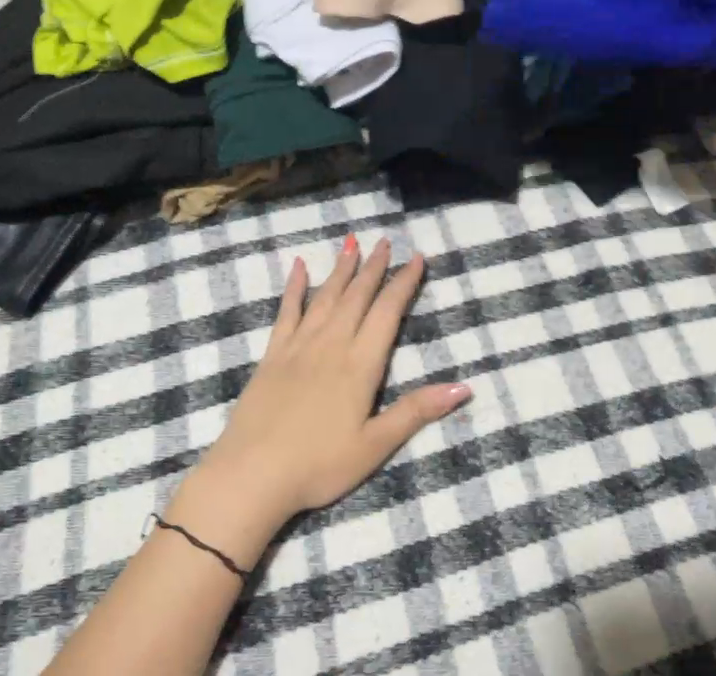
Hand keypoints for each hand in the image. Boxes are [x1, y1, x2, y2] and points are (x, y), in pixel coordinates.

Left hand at [192, 237, 470, 524]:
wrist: (251, 474)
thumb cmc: (319, 466)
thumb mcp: (375, 445)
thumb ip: (416, 411)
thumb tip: (464, 387)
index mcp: (360, 365)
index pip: (388, 313)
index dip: (403, 283)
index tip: (416, 258)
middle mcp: (331, 346)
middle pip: (357, 297)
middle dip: (373, 267)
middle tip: (384, 241)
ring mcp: (298, 348)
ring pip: (325, 298)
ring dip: (341, 270)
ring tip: (352, 243)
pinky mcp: (272, 356)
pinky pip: (286, 312)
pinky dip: (295, 288)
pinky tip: (299, 268)